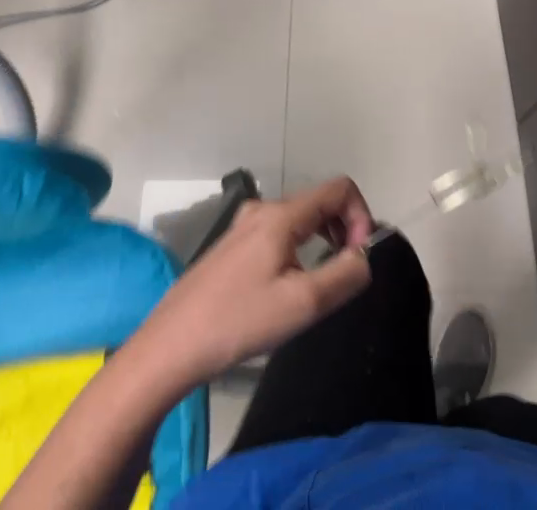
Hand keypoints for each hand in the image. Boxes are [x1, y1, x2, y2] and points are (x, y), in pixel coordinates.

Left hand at [134, 177, 375, 385]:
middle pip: (320, 203)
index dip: (362, 217)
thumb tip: (366, 256)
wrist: (170, 347)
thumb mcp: (305, 302)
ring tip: (320, 285)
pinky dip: (299, 251)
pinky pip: (279, 236)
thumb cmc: (239, 321)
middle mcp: (261, 211)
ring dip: (323, 243)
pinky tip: (288, 289)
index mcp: (281, 215)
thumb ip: (347, 273)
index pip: (340, 189)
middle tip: (346, 274)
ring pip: (300, 221)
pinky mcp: (231, 249)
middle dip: (344, 231)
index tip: (359, 258)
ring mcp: (242, 229)